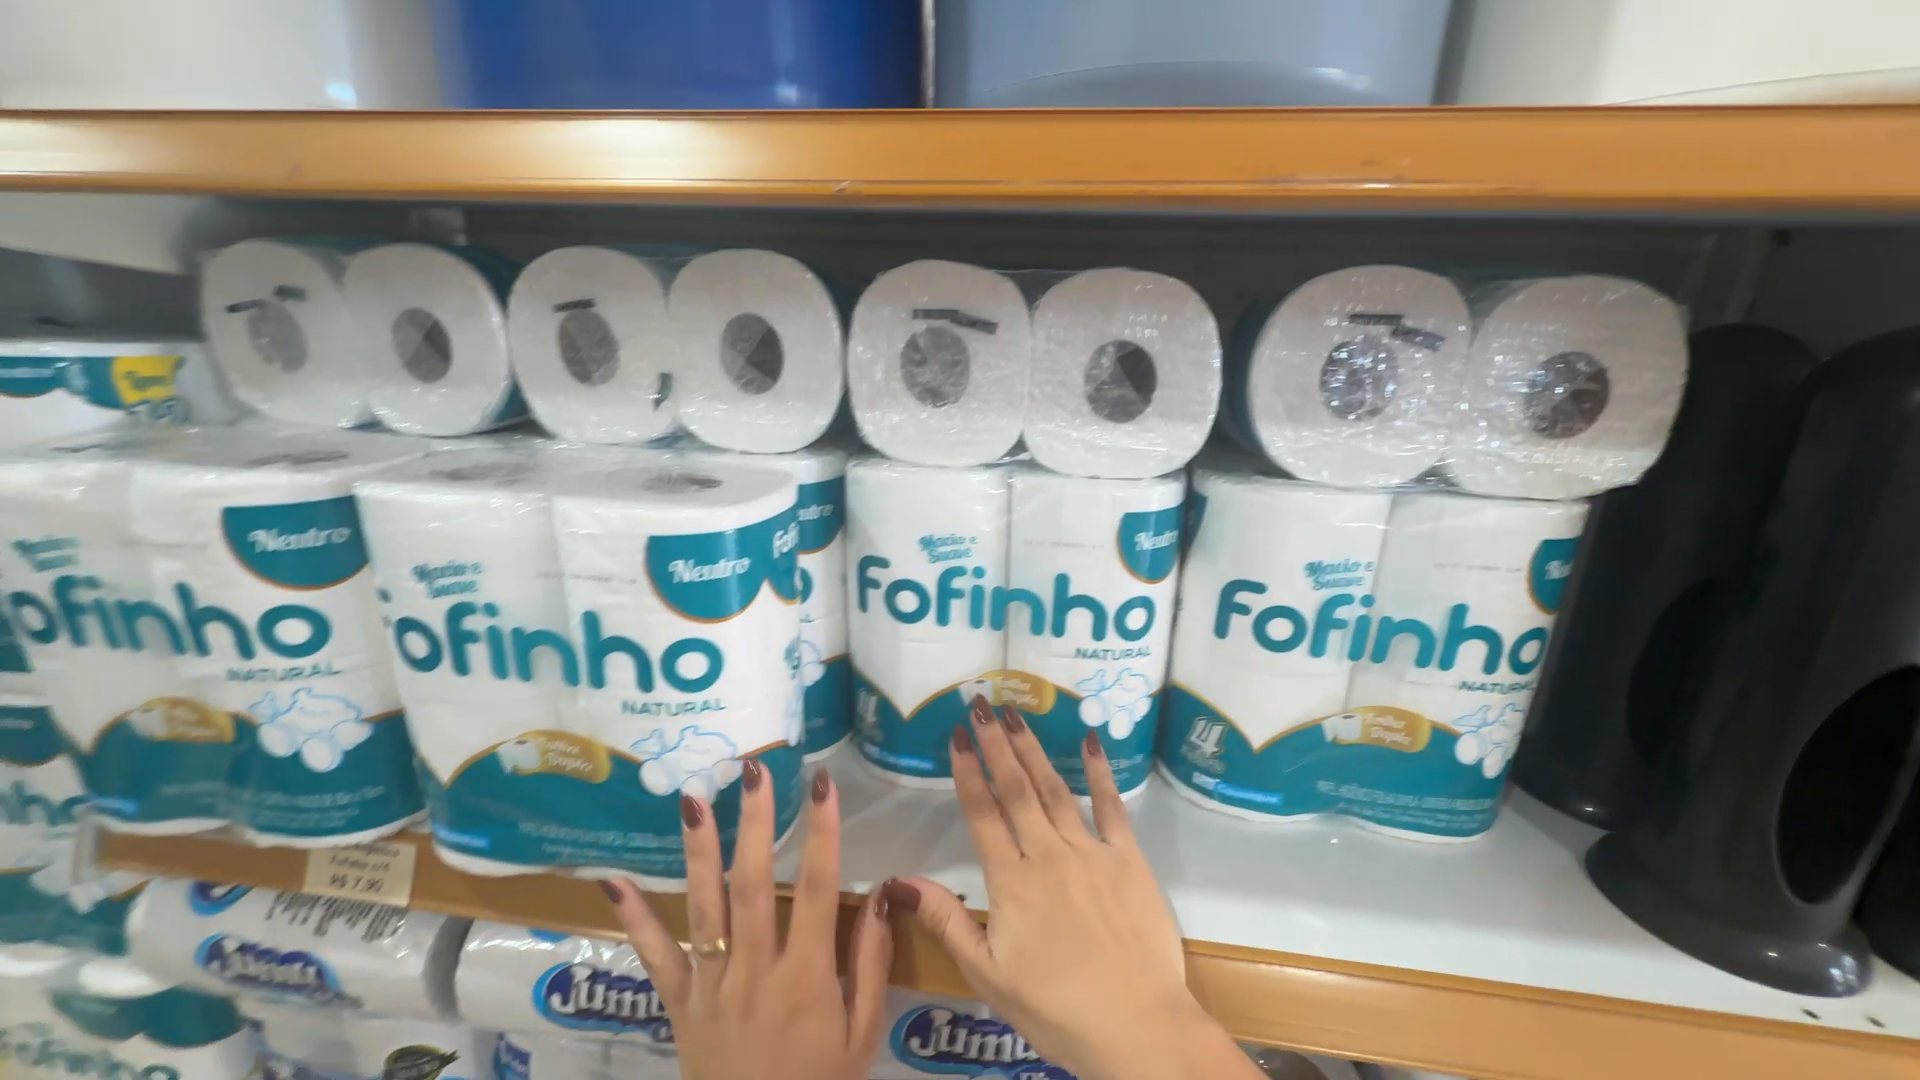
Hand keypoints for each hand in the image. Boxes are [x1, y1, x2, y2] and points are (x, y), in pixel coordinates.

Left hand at [604, 762, 892, 1079]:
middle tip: (753, 769)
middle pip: (753, 883)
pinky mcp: (679, 1004)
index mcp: (805, 977)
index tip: (823, 783)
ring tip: (694, 799)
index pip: (817, 889)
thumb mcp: (861, 1037)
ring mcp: (711, 985)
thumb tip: (878, 895)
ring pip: (704, 907)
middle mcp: (754, 969)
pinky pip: (655, 958)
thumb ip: (870, 964)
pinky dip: (634, 919)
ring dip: (698, 850)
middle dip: (754, 822)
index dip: (821, 832)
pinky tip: (613, 880)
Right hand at [883, 698, 1258, 1079]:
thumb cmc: (1057, 1008)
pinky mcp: (1128, 858)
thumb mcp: (988, 974)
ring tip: (1016, 716)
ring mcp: (1091, 851)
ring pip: (1055, 790)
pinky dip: (1100, 773)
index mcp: (1011, 881)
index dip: (967, 772)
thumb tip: (898, 882)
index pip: (982, 814)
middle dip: (996, 744)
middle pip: (1016, 790)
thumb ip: (946, 922)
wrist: (1137, 1026)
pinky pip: (1112, 807)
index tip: (956, 735)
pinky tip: (1090, 742)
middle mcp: (1048, 854)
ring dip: (1033, 751)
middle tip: (982, 705)